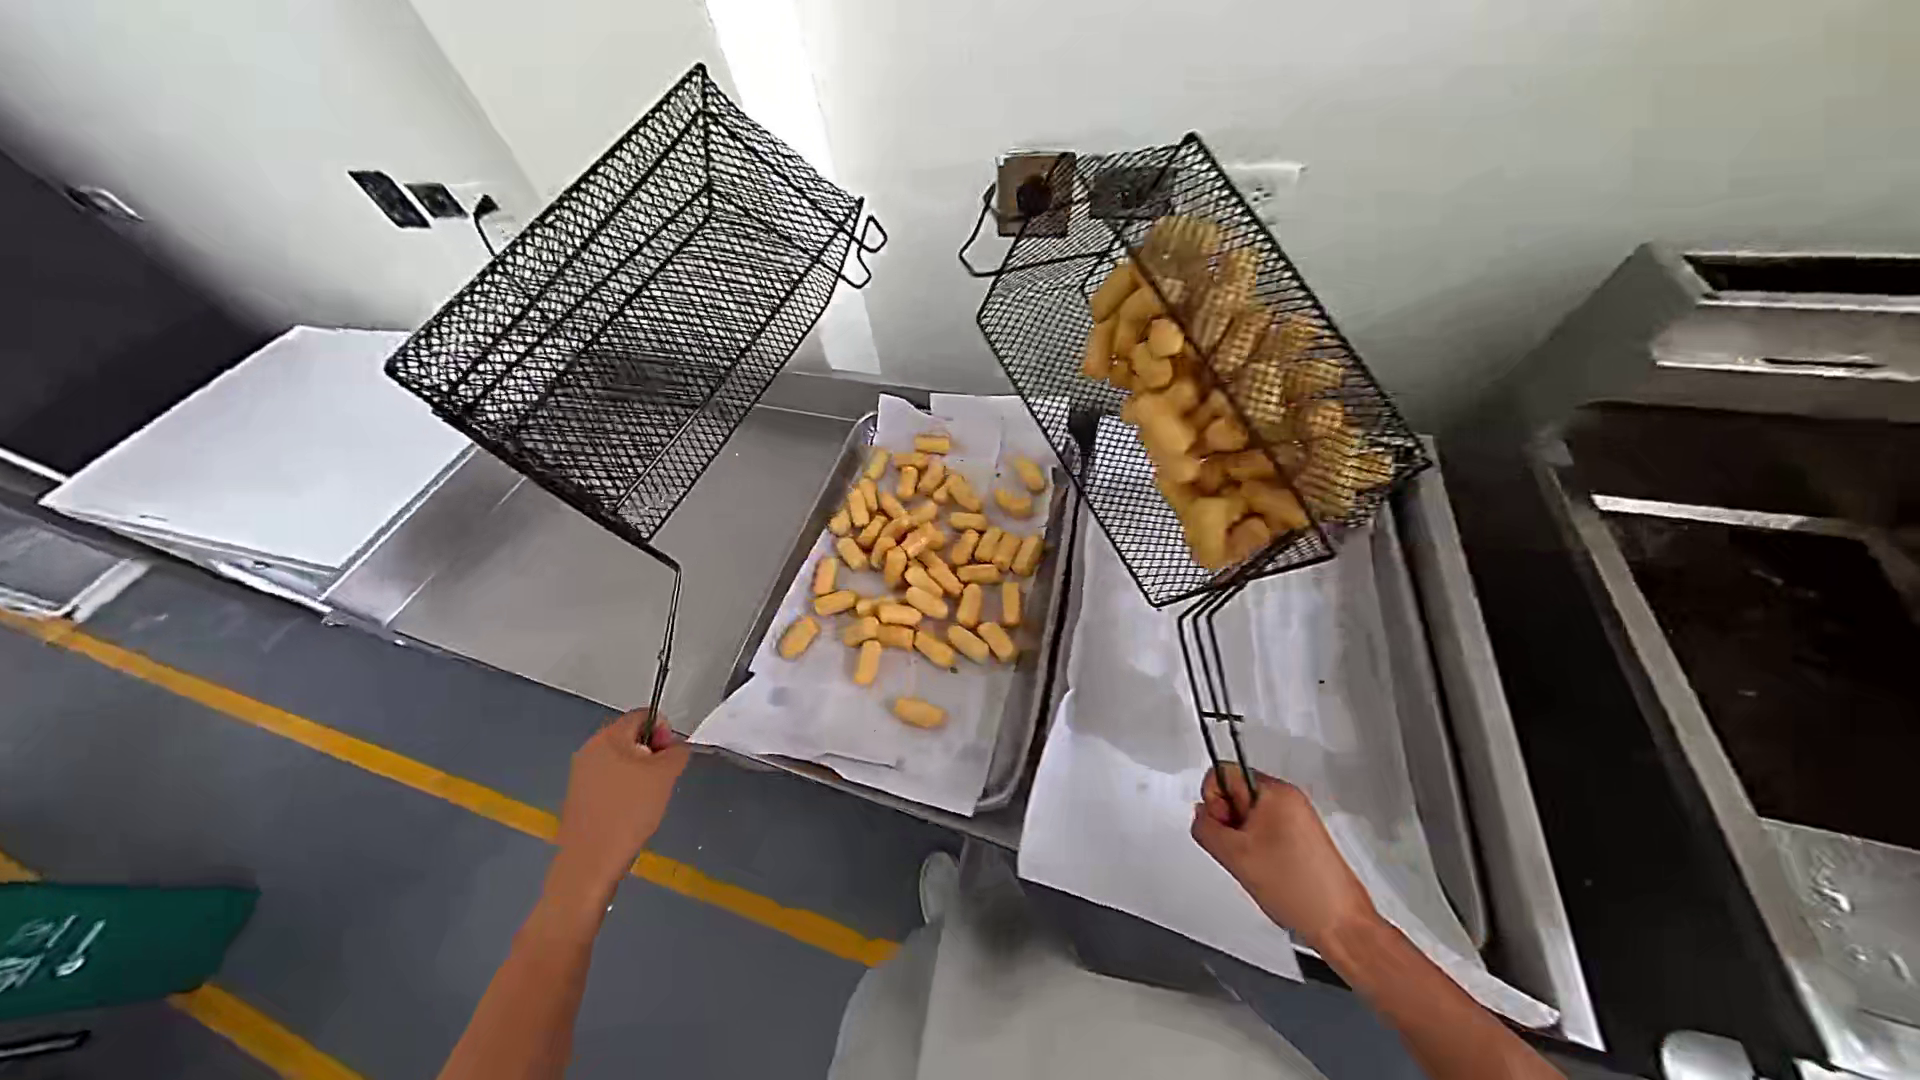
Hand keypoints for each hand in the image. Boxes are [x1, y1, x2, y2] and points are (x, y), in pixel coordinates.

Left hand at [547, 710, 690, 909]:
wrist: (591, 862)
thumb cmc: (629, 812)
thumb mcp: (666, 774)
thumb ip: (678, 750)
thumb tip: (674, 747)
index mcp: (607, 738)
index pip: (643, 715)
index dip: (664, 729)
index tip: (670, 755)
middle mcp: (589, 751)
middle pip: (631, 736)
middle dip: (653, 752)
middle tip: (663, 776)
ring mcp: (580, 775)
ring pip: (622, 760)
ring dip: (641, 771)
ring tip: (649, 796)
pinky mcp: (579, 797)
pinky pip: (610, 779)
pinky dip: (626, 788)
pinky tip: (633, 810)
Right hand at [1191, 766, 1377, 948]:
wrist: (1340, 926)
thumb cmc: (1300, 891)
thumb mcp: (1233, 854)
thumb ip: (1204, 826)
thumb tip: (1200, 815)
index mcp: (1276, 791)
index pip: (1223, 772)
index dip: (1215, 801)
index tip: (1226, 826)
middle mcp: (1289, 798)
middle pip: (1235, 793)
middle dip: (1230, 822)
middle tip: (1242, 849)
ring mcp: (1298, 817)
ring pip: (1248, 814)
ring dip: (1243, 838)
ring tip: (1258, 864)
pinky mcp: (1302, 836)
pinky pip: (1264, 830)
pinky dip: (1258, 848)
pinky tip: (1268, 870)